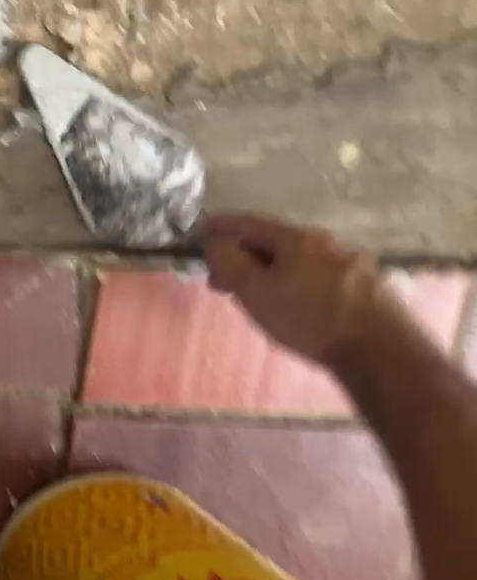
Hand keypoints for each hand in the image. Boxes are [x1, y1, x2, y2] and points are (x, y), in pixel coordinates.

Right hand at [196, 212, 399, 366]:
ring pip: (296, 261)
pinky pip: (319, 276)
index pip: (245, 223)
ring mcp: (356, 266)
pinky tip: (292, 306)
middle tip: (223, 283)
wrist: (386, 357)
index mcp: (299, 239)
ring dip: (269, 272)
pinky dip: (295, 283)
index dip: (214, 228)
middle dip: (241, 258)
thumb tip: (215, 243)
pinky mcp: (371, 289)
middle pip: (272, 242)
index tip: (194, 240)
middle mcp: (331, 244)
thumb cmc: (308, 318)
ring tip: (257, 298)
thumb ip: (225, 259)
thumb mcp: (251, 288)